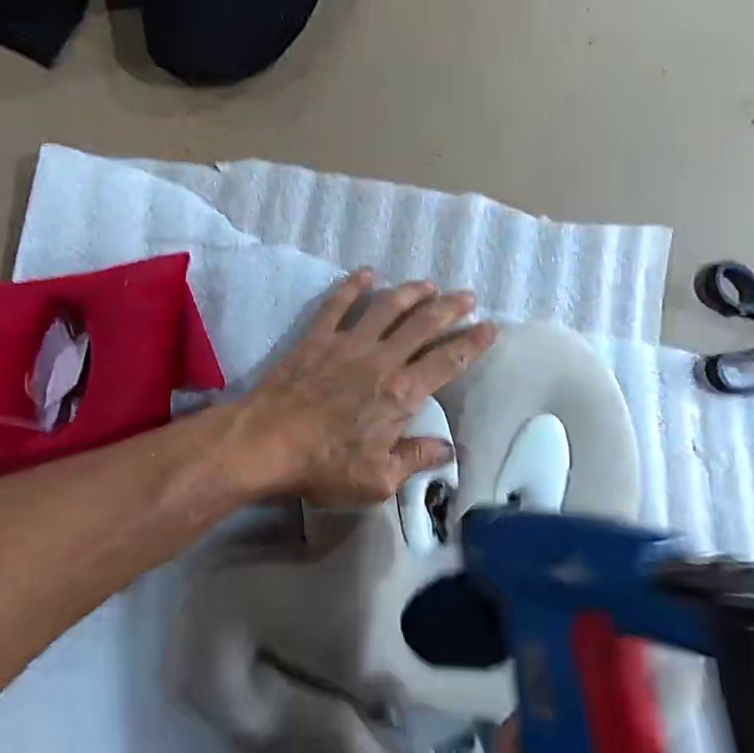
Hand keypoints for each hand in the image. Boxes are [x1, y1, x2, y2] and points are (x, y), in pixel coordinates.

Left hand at [233, 269, 495, 505]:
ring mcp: (348, 343)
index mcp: (402, 393)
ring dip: (412, 291)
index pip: (447, 361)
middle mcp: (382, 359)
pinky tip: (367, 272)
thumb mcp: (377, 480)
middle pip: (424, 324)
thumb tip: (445, 450)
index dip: (472, 343)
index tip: (489, 327)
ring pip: (387, 306)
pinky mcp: (317, 338)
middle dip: (450, 307)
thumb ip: (414, 459)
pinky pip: (338, 303)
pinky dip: (354, 285)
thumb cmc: (323, 466)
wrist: (264, 443)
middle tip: (467, 296)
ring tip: (429, 284)